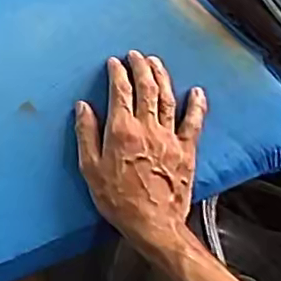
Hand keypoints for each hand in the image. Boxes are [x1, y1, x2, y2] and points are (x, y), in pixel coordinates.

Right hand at [73, 51, 205, 258]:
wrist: (153, 225)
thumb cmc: (117, 198)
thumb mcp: (89, 167)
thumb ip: (86, 133)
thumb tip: (83, 107)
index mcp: (121, 130)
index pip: (120, 92)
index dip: (117, 73)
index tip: (114, 63)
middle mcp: (147, 129)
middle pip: (146, 89)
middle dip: (140, 67)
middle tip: (136, 55)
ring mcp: (169, 139)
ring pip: (167, 99)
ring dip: (162, 77)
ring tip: (156, 63)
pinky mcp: (186, 151)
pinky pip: (193, 123)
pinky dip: (196, 105)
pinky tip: (196, 92)